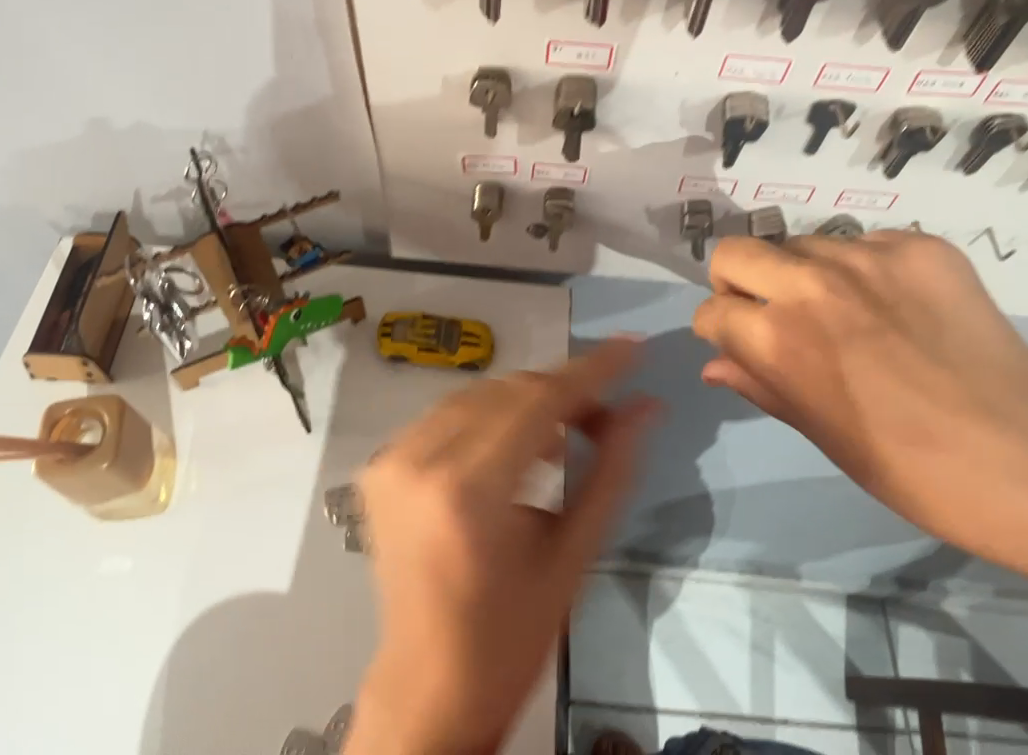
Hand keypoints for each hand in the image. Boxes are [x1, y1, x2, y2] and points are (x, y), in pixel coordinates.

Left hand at [345, 339, 656, 754]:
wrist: (430, 680)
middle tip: (608, 415)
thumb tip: (647, 406)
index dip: (591, 370)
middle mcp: (418, 460)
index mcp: (466, 489)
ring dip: (528, 404)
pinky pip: (447, 417)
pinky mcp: (379, 466)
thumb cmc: (511, 631)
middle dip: (564, 392)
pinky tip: (519, 448)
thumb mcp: (573, 554)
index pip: (538, 400)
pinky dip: (490, 420)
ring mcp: (390, 460)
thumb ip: (611, 470)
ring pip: (477, 396)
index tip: (634, 347)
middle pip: (508, 391)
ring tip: (567, 437)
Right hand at [692, 233, 1027, 568]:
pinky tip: (898, 310)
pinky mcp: (922, 247)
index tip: (740, 349)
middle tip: (774, 318)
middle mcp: (813, 282)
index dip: (722, 333)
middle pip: (738, 252)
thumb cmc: (913, 472)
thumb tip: (716, 366)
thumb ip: (762, 386)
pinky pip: (865, 245)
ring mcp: (871, 256)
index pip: (713, 310)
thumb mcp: (824, 436)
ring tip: (848, 318)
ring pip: (803, 245)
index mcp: (777, 337)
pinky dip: (864, 271)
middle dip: (740, 284)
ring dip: (804, 275)